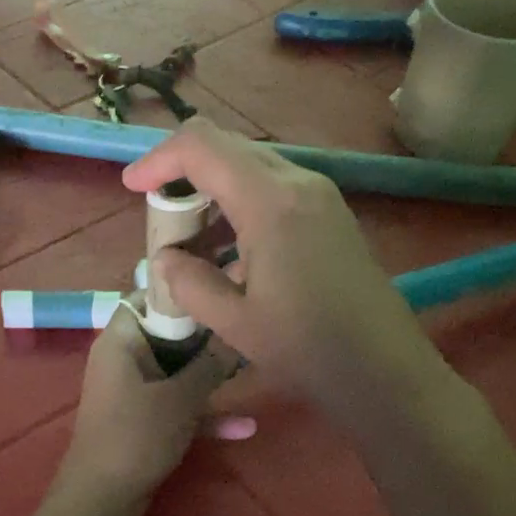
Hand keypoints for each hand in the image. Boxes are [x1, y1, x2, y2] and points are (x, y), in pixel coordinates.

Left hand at [55, 308, 248, 515]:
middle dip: (209, 338)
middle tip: (248, 334)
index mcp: (121, 339)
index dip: (186, 291)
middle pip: (170, 334)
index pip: (151, 296)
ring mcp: (133, 389)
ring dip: (212, 378)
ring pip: (178, 371)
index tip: (225, 292)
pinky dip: (202, 411)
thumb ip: (211, 365)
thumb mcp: (180, 399)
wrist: (102, 498)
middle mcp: (124, 357)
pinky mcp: (143, 418)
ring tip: (254, 374)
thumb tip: (238, 334)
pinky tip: (243, 425)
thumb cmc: (135, 437)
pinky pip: (176, 402)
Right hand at [122, 119, 451, 437]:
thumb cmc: (307, 349)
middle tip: (161, 222)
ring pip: (251, 169)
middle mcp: (298, 183)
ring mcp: (320, 197)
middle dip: (184, 175)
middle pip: (227, 148)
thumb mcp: (234, 323)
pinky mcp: (331, 216)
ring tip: (190, 245)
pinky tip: (230, 256)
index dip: (159, 159)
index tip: (132, 190)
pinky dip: (240, 207)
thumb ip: (189, 283)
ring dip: (213, 194)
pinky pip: (274, 191)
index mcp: (270, 201)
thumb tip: (166, 259)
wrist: (384, 369)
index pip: (201, 146)